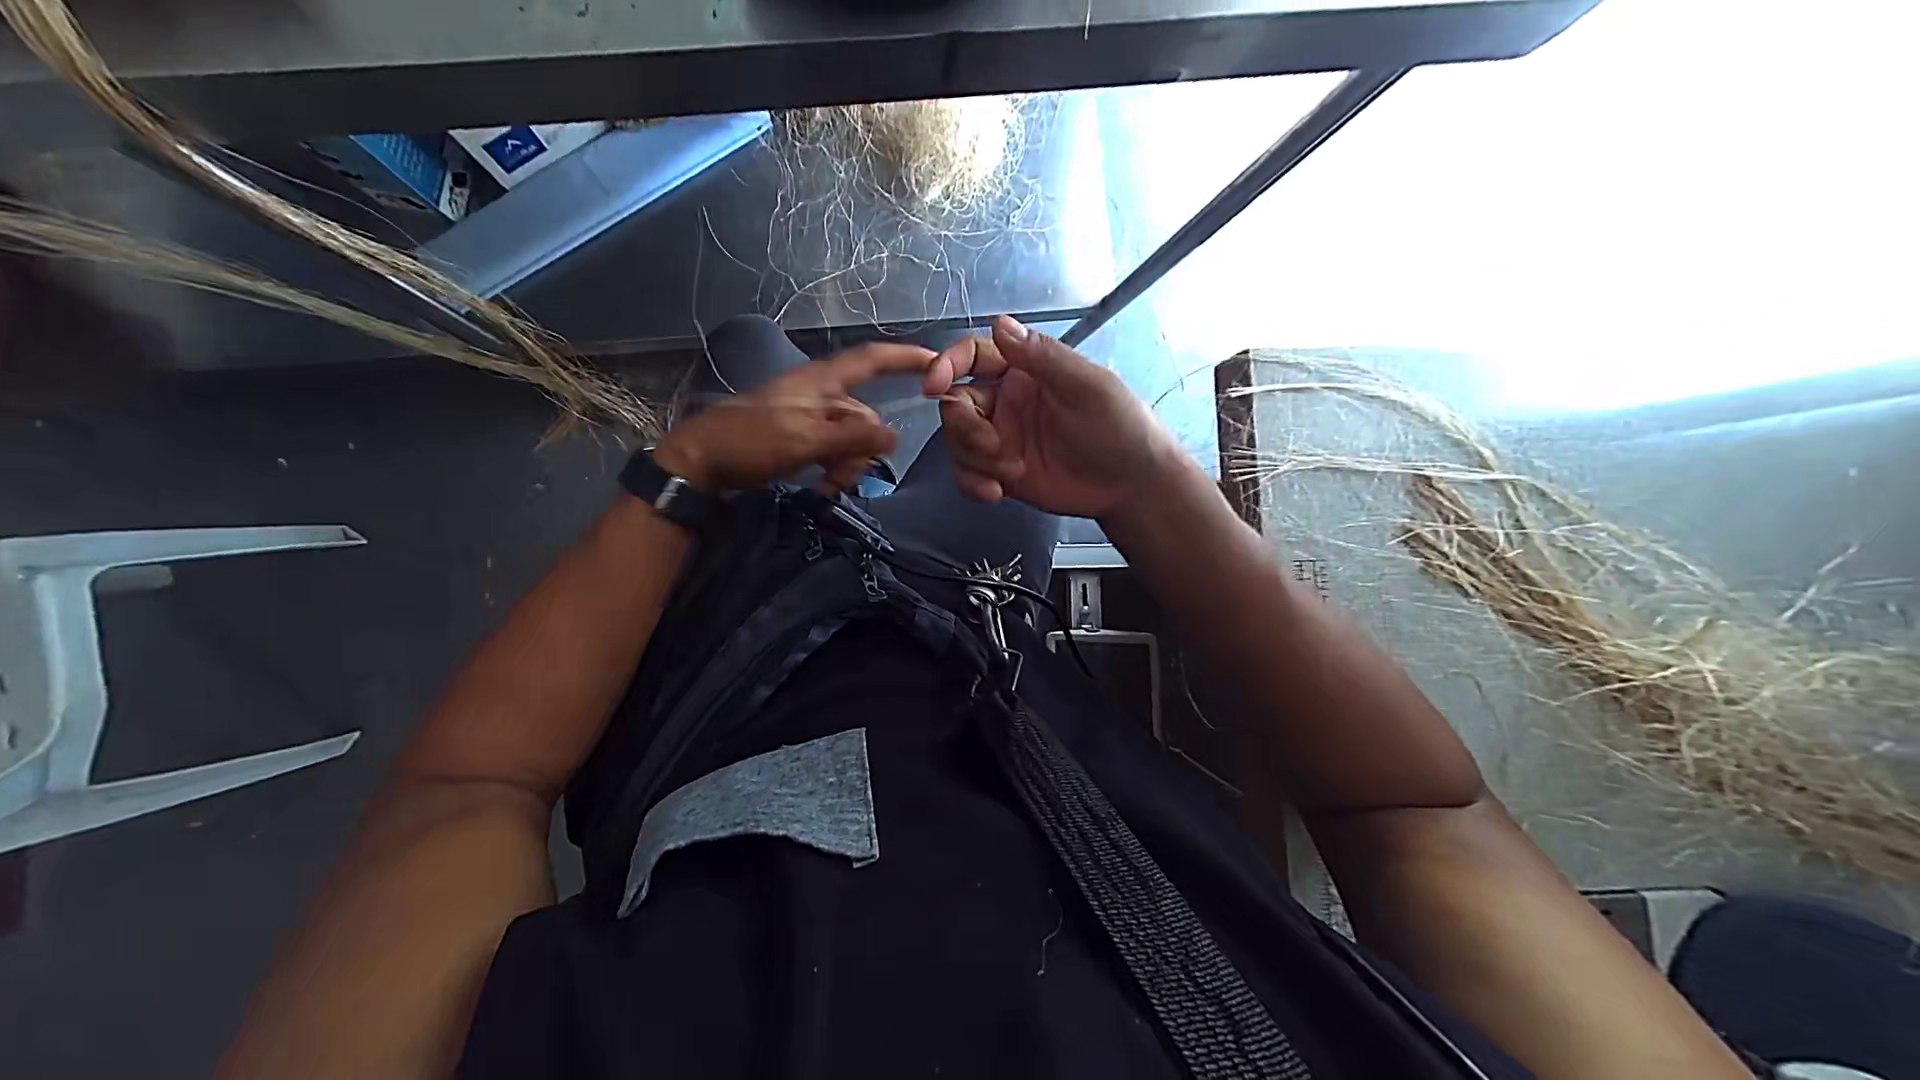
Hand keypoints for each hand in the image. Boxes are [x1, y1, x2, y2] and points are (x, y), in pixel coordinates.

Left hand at [655, 342, 935, 493]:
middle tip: (843, 476)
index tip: (937, 360)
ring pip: (849, 437)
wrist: (700, 460)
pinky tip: (821, 485)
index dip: (905, 357)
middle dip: (863, 446)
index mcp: (821, 381)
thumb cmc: (750, 442)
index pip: (871, 359)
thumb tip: (894, 435)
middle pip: (864, 414)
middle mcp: (819, 393)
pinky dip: (832, 467)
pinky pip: (831, 449)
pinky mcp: (797, 437)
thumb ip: (853, 435)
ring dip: (846, 463)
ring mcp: (807, 416)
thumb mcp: (806, 439)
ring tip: (827, 484)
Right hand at [921, 316, 1187, 520]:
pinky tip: (996, 492)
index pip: (972, 357)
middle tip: (992, 444)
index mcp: (1024, 371)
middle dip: (964, 426)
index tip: (934, 385)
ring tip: (1009, 472)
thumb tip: (1000, 324)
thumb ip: (1043, 357)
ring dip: (973, 458)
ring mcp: (1002, 439)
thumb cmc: (1119, 425)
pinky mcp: (1001, 473)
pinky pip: (967, 473)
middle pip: (956, 404)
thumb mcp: (1086, 385)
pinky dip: (972, 483)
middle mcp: (1007, 402)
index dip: (946, 365)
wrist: (1132, 485)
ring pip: (956, 441)